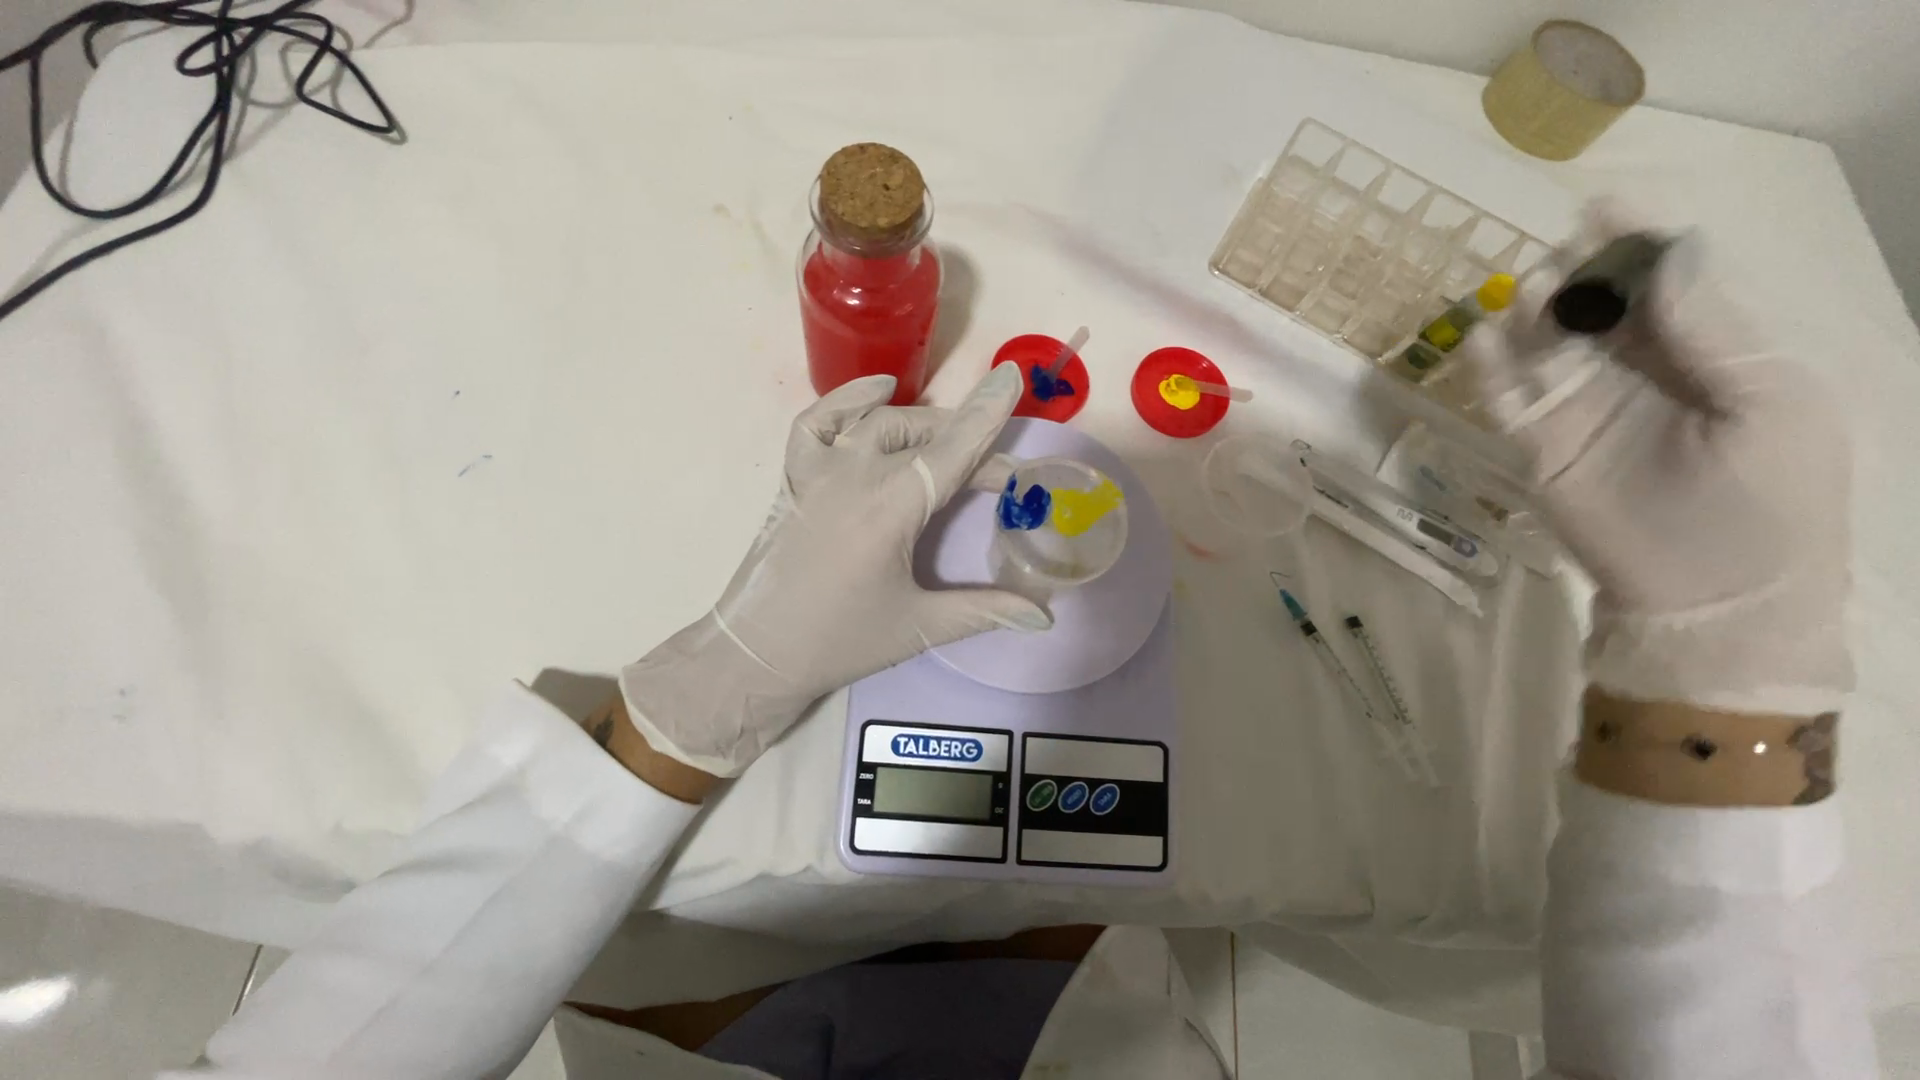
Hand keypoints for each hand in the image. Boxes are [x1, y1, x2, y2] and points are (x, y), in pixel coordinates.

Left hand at [618, 364, 1050, 777]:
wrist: (757, 654)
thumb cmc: (839, 642)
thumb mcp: (919, 628)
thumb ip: (986, 611)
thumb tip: (1044, 617)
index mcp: (890, 510)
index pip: (951, 449)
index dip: (987, 413)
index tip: (1012, 375)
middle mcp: (854, 477)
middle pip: (924, 436)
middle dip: (970, 445)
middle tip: (1000, 480)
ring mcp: (818, 472)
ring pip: (879, 423)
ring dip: (923, 425)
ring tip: (953, 443)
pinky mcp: (794, 477)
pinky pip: (819, 421)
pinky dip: (849, 400)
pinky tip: (878, 393)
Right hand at [1460, 206, 1852, 717]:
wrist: (1713, 599)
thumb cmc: (1766, 501)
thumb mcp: (1768, 402)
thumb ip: (1715, 330)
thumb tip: (1673, 252)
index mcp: (1707, 352)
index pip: (1664, 280)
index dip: (1634, 242)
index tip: (1600, 207)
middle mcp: (1638, 370)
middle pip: (1596, 303)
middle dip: (1577, 274)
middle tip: (1560, 264)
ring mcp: (1582, 407)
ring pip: (1543, 342)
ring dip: (1531, 313)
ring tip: (1530, 301)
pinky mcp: (1538, 443)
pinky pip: (1506, 395)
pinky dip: (1490, 365)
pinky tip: (1483, 340)